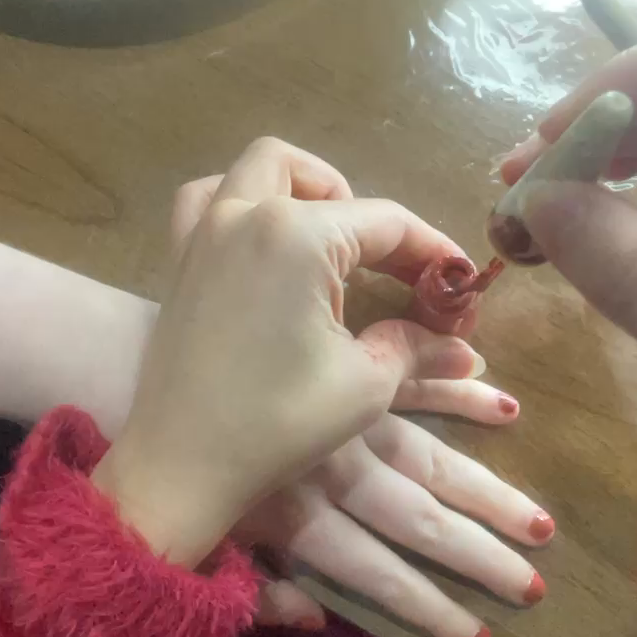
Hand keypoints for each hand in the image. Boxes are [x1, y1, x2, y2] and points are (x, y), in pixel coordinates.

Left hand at [98, 139, 549, 636]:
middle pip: (320, 180)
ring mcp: (201, 234)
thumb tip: (459, 345)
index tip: (460, 285)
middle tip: (386, 267)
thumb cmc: (277, 425)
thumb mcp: (363, 386)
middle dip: (365, 213)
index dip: (432, 251)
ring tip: (323, 241)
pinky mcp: (176, 262)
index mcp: (297, 236)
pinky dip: (239, 204)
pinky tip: (258, 245)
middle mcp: (244, 215)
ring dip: (300, 190)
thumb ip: (415, 346)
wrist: (181, 466)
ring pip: (256, 170)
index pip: (386, 223)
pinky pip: (206, 202)